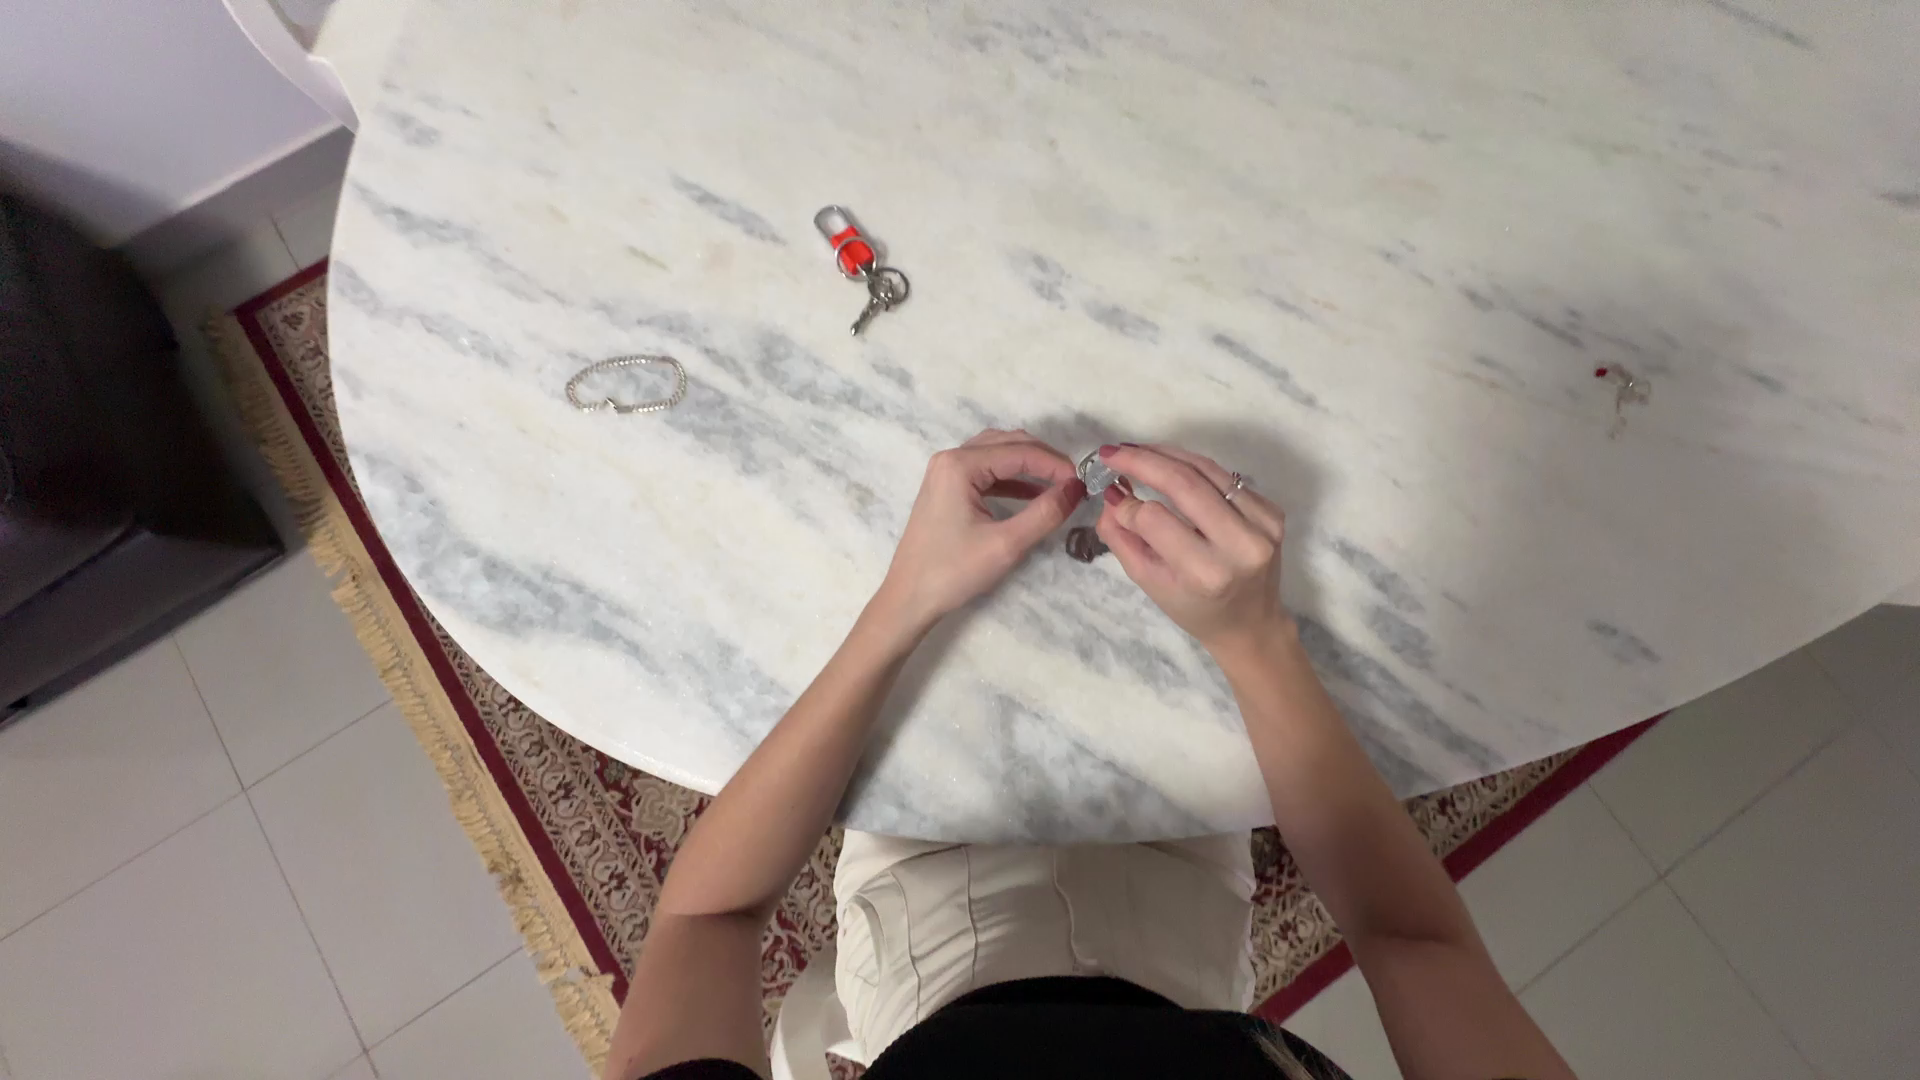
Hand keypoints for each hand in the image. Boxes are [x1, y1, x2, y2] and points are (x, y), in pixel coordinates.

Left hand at [874, 430, 1085, 632]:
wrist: (909, 598)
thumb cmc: (953, 571)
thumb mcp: (1006, 544)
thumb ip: (1045, 513)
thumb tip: (1076, 489)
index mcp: (960, 465)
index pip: (1019, 451)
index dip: (1055, 464)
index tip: (1083, 483)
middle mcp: (950, 459)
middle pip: (1008, 444)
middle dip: (1043, 459)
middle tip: (1073, 482)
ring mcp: (945, 473)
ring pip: (997, 455)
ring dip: (1028, 466)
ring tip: (1059, 486)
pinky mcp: (946, 489)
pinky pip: (986, 473)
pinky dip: (1011, 480)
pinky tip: (1034, 496)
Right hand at [1093, 443, 1289, 657]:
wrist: (1251, 624)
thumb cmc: (1194, 609)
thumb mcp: (1148, 581)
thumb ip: (1122, 538)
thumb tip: (1111, 496)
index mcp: (1206, 573)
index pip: (1156, 519)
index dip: (1128, 504)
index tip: (1110, 493)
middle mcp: (1241, 545)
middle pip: (1184, 483)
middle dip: (1142, 461)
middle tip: (1112, 453)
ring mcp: (1263, 524)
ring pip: (1206, 469)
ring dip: (1165, 454)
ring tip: (1135, 451)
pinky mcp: (1272, 511)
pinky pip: (1224, 477)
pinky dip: (1192, 468)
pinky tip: (1169, 467)